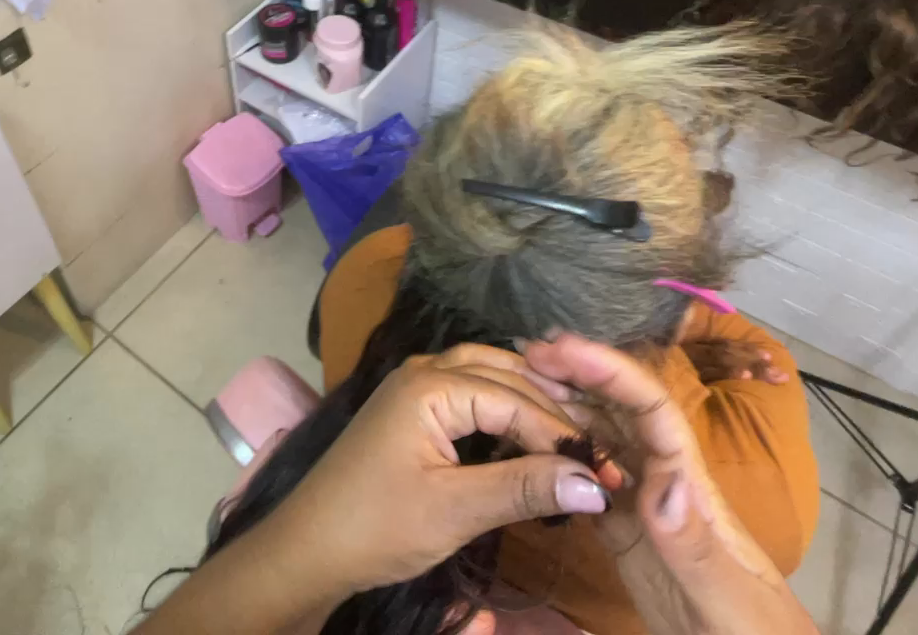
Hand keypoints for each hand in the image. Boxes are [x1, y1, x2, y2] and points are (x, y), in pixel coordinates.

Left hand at [266, 344, 622, 596]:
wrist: (310, 546)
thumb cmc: (379, 525)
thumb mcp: (457, 509)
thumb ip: (524, 488)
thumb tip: (596, 485)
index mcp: (431, 385)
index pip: (514, 400)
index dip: (563, 437)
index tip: (607, 473)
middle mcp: (423, 371)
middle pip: (502, 375)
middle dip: (550, 411)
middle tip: (596, 450)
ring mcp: (413, 386)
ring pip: (484, 375)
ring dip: (526, 400)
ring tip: (570, 434)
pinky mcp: (410, 408)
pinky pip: (466, 390)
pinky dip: (499, 405)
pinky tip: (522, 431)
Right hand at [524, 333, 818, 634]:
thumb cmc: (751, 634)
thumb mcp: (728, 597)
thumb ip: (693, 544)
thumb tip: (660, 481)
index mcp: (690, 483)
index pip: (649, 407)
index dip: (607, 369)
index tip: (561, 347)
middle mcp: (661, 479)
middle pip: (618, 410)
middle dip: (577, 374)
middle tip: (526, 354)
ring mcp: (641, 505)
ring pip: (599, 438)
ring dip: (562, 407)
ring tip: (518, 386)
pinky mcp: (622, 532)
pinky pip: (585, 479)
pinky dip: (557, 455)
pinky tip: (528, 445)